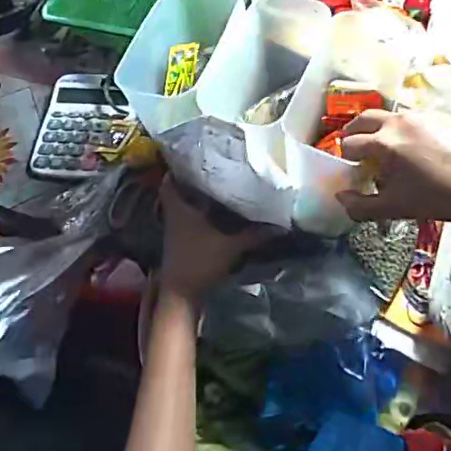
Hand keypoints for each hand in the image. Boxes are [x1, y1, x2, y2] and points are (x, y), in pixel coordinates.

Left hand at [156, 177, 276, 301]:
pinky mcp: (181, 244)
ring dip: (196, 198)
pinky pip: (188, 221)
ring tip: (218, 186)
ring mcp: (175, 231)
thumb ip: (256, 234)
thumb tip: (281, 224)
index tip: (190, 156)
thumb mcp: (231, 246)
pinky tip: (217, 213)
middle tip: (212, 168)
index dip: (176, 167)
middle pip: (177, 192)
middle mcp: (174, 216)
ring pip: (183, 207)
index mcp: (179, 209)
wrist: (182, 295)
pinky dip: (199, 215)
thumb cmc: (200, 262)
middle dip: (191, 180)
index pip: (169, 181)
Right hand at [335, 110, 450, 222]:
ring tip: (390, 151)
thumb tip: (341, 197)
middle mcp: (398, 122)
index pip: (350, 144)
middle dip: (356, 133)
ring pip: (390, 117)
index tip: (354, 170)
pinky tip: (421, 150)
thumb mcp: (397, 208)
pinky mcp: (442, 115)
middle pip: (364, 119)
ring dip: (381, 129)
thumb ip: (362, 206)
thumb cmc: (442, 198)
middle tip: (359, 151)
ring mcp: (422, 115)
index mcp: (382, 143)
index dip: (347, 158)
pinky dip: (406, 130)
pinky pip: (414, 119)